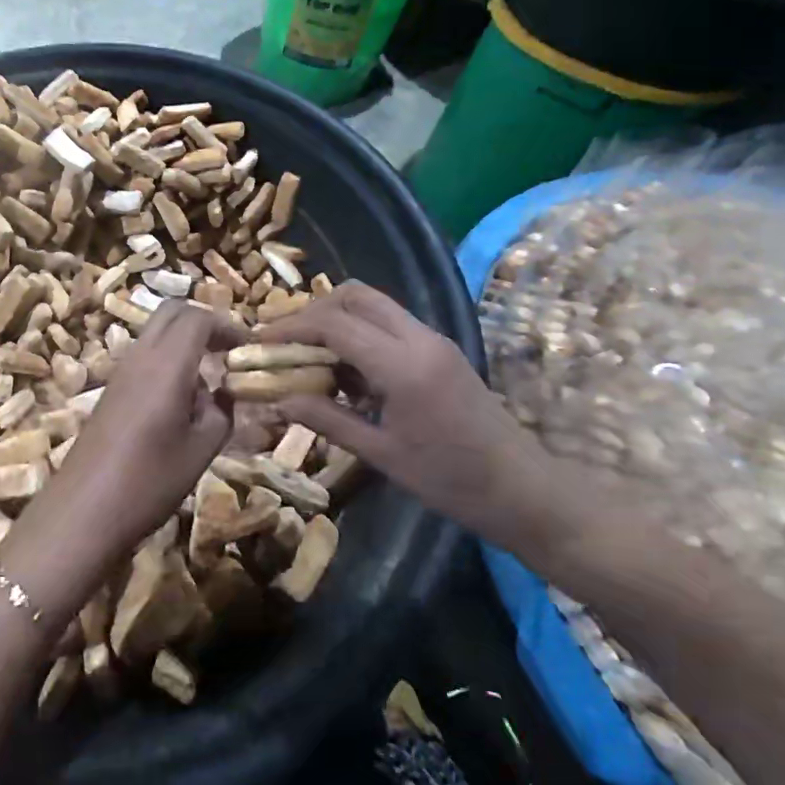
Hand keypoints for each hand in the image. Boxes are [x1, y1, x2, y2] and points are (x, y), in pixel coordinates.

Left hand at [44, 302, 239, 554]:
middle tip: (227, 350)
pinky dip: (167, 358)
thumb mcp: (201, 450)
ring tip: (208, 375)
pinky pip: (144, 355)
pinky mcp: (110, 389)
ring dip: (183, 339)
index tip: (246, 347)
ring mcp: (120, 371)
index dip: (226, 325)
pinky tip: (180, 398)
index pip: (198, 318)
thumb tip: (221, 392)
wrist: (83, 512)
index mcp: (166, 364)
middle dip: (203, 321)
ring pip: (155, 332)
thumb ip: (221, 411)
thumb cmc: (149, 482)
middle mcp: (140, 356)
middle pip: (171, 312)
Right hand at [256, 283, 522, 530]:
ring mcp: (434, 339)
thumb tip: (280, 402)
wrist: (523, 489)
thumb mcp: (382, 455)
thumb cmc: (451, 481)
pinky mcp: (441, 348)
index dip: (292, 327)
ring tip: (311, 355)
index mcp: (404, 366)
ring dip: (338, 318)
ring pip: (375, 303)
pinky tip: (348, 371)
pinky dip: (361, 332)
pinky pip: (391, 323)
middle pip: (356, 295)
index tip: (261, 340)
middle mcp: (420, 338)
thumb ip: (328, 421)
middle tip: (287, 341)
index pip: (336, 324)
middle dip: (314, 310)